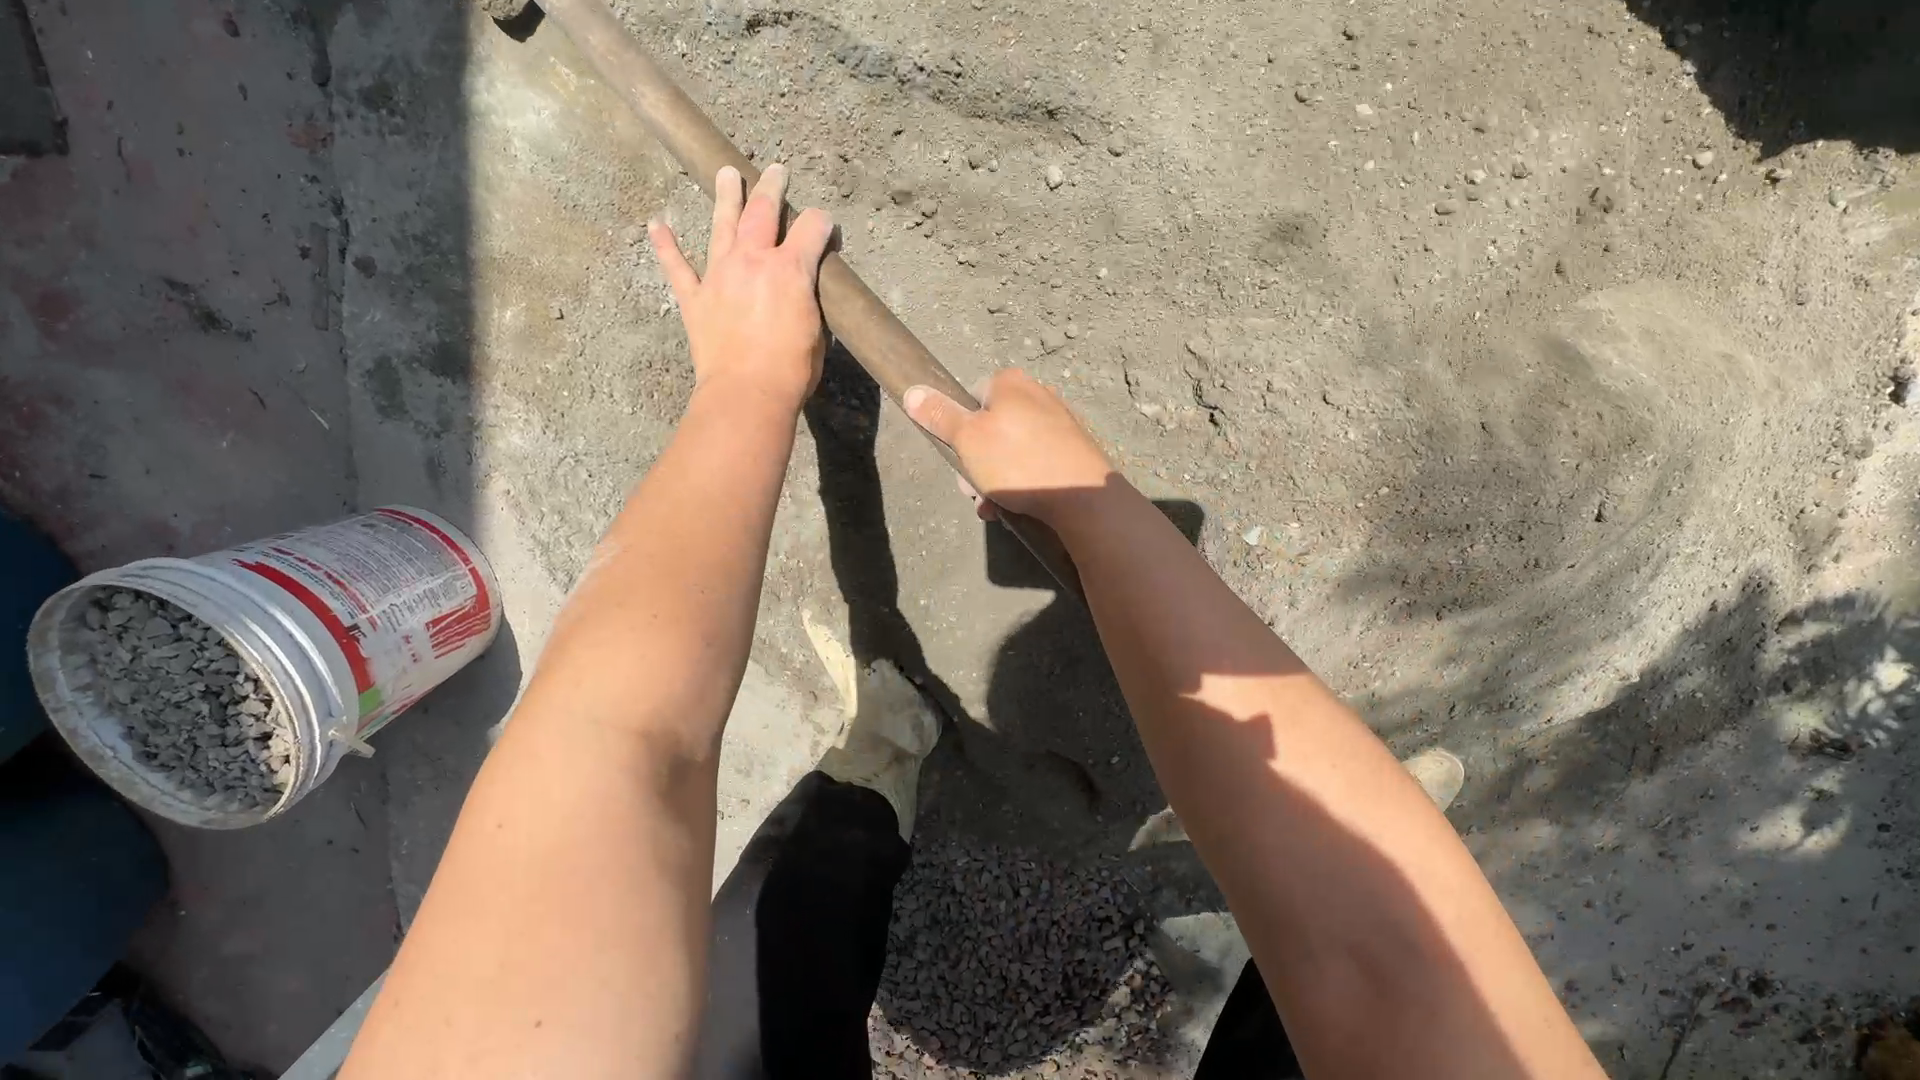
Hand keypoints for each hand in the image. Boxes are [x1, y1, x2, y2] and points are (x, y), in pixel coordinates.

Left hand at [650, 164, 832, 411]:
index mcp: (790, 269)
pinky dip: (666, 246)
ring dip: (725, 197)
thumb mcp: (817, 330)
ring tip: (726, 174)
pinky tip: (657, 226)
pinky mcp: (695, 299)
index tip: (825, 225)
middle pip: (763, 211)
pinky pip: (677, 267)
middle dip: (772, 187)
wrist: (747, 393)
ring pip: (721, 225)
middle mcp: (753, 261)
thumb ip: (809, 298)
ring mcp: (719, 276)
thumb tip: (805, 288)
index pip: (811, 227)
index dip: (822, 223)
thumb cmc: (792, 370)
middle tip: (775, 171)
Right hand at [902, 370, 1114, 521]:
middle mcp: (1036, 396)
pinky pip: (1032, 466)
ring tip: (992, 507)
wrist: (1083, 498)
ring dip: (992, 482)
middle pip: (987, 429)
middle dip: (974, 464)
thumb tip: (912, 390)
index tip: (957, 457)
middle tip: (973, 491)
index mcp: (1010, 383)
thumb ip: (940, 416)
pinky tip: (1012, 509)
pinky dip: (1018, 486)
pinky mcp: (1070, 452)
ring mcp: (1056, 425)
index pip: (969, 397)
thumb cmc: (1019, 462)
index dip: (957, 429)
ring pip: (1007, 453)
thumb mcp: (968, 439)